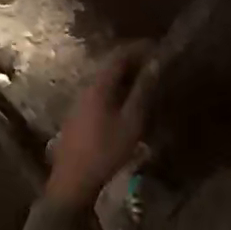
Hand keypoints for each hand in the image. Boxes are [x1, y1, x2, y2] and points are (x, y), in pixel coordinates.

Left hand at [46, 43, 154, 206]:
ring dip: (125, 75)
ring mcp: (79, 101)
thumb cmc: (106, 151)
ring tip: (146, 80)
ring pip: (105, 79)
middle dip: (133, 60)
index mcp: (98, 85)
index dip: (139, 47)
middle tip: (155, 63)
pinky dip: (117, 88)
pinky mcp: (78, 115)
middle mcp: (86, 87)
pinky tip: (127, 100)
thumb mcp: (131, 121)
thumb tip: (155, 64)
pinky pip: (100, 91)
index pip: (119, 55)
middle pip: (110, 65)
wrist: (72, 182)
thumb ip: (143, 90)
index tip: (158, 47)